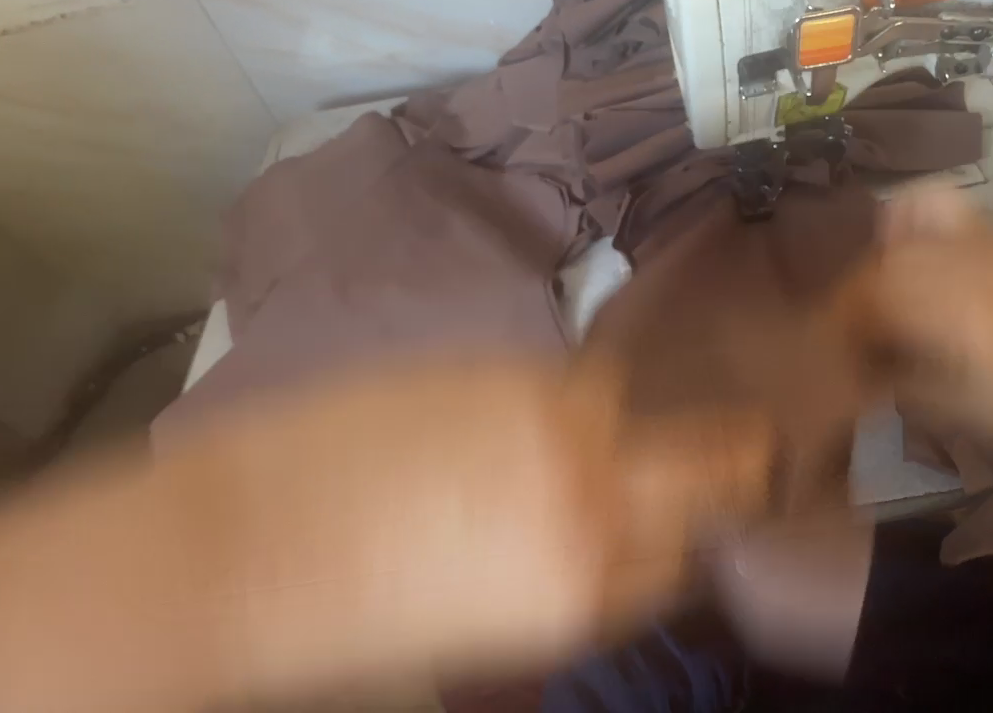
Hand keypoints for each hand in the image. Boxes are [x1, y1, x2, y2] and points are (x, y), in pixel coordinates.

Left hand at [164, 359, 777, 701]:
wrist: (253, 541)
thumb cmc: (360, 614)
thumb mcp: (487, 627)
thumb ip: (567, 575)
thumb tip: (603, 536)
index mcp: (582, 588)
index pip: (687, 554)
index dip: (690, 534)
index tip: (689, 517)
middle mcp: (590, 497)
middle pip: (714, 462)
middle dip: (732, 456)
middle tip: (739, 442)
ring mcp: (552, 420)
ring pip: (625, 401)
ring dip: (607, 414)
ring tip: (557, 426)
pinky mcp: (505, 366)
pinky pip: (564, 372)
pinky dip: (555, 388)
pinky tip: (507, 408)